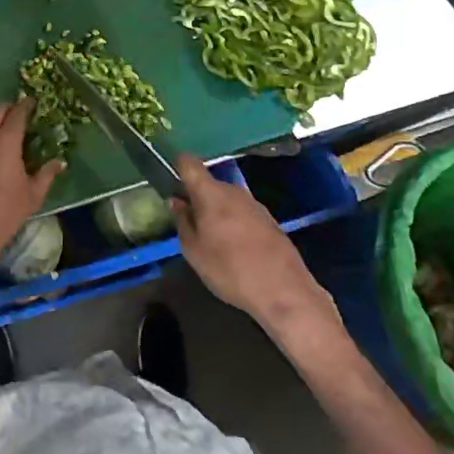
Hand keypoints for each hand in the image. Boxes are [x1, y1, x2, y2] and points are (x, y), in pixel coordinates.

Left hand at [0, 99, 63, 289]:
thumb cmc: (6, 212)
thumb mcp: (33, 194)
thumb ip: (47, 174)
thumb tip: (60, 162)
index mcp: (6, 141)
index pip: (17, 113)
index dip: (26, 105)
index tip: (33, 103)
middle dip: (8, 107)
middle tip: (18, 113)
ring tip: (1, 121)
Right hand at [171, 154, 333, 331]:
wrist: (283, 290)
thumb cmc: (229, 269)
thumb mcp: (194, 251)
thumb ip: (182, 221)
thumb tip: (176, 201)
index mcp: (210, 193)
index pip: (189, 163)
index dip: (177, 166)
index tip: (170, 180)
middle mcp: (233, 191)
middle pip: (209, 184)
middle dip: (197, 197)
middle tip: (188, 222)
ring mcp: (254, 204)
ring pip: (226, 199)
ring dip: (216, 211)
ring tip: (211, 240)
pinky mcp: (269, 220)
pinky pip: (242, 213)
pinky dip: (233, 222)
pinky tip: (235, 249)